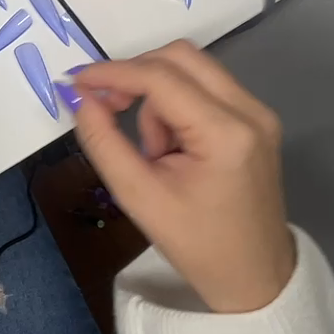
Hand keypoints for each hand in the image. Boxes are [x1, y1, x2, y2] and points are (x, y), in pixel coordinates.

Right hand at [70, 42, 295, 313]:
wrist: (254, 277)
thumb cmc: (196, 243)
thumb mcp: (138, 196)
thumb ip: (104, 142)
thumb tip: (80, 99)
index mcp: (225, 133)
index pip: (160, 78)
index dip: (112, 73)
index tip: (76, 82)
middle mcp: (249, 111)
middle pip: (180, 56)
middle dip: (135, 74)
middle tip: (107, 106)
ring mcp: (257, 112)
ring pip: (191, 68)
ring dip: (156, 95)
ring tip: (152, 149)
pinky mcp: (254, 119)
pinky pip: (203, 86)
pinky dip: (174, 103)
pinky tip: (170, 145)